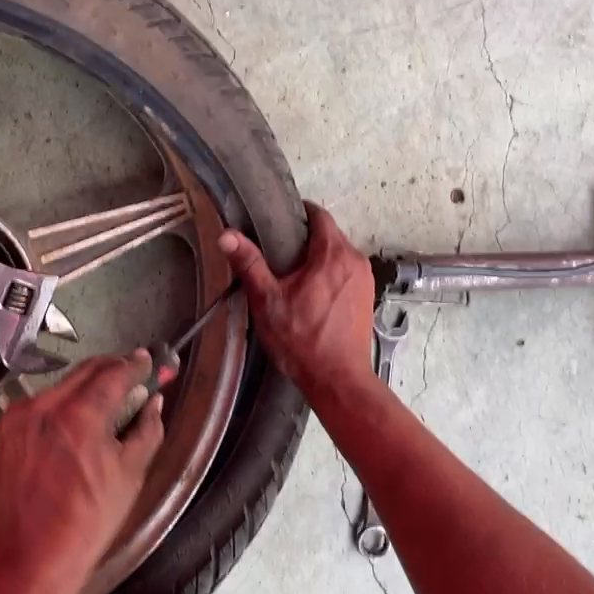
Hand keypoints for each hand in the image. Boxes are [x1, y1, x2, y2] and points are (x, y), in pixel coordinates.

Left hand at [0, 352, 165, 593]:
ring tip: (102, 410)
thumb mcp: (130, 475)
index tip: (148, 361)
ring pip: (63, 386)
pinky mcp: (5, 428)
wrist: (32, 557)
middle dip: (112, 369)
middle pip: (87, 370)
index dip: (136, 365)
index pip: (114, 373)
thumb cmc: (86, 522)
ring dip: (85, 389)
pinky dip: (59, 408)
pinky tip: (71, 428)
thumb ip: (147, 430)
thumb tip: (154, 403)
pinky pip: (40, 404)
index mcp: (80, 415)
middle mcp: (46, 406)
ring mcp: (20, 415)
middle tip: (131, 377)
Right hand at [217, 202, 375, 404]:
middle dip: (305, 239)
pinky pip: (346, 274)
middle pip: (329, 234)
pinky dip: (330, 275)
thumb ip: (249, 264)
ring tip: (292, 274)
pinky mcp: (366, 298)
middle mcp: (354, 260)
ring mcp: (364, 280)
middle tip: (277, 251)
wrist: (338, 381)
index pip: (319, 215)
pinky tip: (311, 294)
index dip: (299, 212)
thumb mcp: (268, 301)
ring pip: (338, 254)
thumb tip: (227, 235)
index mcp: (333, 254)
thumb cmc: (303, 341)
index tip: (279, 219)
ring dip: (318, 259)